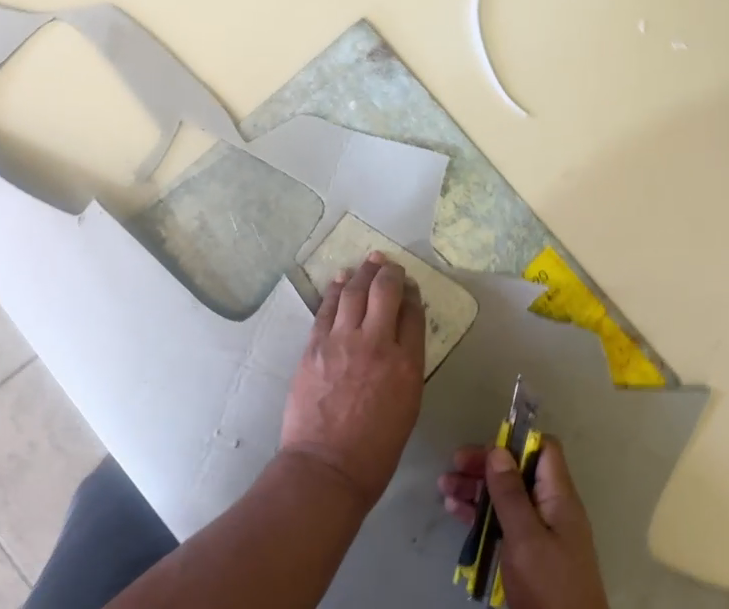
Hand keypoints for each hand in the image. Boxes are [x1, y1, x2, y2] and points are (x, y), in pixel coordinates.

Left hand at [279, 251, 425, 510]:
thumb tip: (397, 344)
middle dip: (390, 273)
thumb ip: (405, 369)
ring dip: (363, 273)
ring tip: (369, 261)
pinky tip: (340, 280)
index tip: (410, 288)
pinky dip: (336, 290)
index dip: (412, 296)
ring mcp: (342, 341)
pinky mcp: (315, 345)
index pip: (413, 315)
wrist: (327, 467)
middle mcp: (377, 344)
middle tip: (389, 264)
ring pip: (355, 292)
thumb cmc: (375, 451)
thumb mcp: (407, 408)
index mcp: (408, 365)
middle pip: (385, 292)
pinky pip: (328, 308)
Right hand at [438, 438, 609, 608]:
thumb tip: (499, 449)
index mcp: (559, 499)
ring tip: (444, 488)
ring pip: (505, 498)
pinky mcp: (526, 555)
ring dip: (476, 489)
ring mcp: (539, 533)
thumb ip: (511, 494)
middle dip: (485, 466)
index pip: (544, 451)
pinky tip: (454, 511)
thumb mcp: (526, 538)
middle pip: (518, 473)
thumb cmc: (549, 585)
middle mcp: (550, 510)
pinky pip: (501, 523)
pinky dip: (478, 514)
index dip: (516, 442)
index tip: (486, 446)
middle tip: (453, 466)